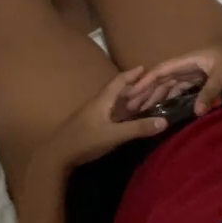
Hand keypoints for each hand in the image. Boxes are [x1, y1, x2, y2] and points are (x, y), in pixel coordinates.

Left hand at [31, 68, 169, 179]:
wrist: (57, 155)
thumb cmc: (85, 141)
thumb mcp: (114, 135)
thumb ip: (137, 128)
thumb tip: (164, 120)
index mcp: (102, 100)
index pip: (119, 81)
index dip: (131, 74)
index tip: (144, 68)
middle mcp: (98, 103)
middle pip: (117, 91)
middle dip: (132, 87)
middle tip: (150, 85)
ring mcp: (93, 115)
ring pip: (114, 102)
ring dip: (127, 99)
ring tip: (143, 99)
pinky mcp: (91, 125)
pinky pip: (110, 113)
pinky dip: (122, 111)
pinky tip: (128, 117)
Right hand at [123, 31, 221, 117]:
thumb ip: (209, 92)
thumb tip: (196, 112)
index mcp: (188, 60)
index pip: (162, 70)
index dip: (146, 80)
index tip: (132, 92)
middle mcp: (186, 65)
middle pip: (162, 78)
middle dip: (146, 91)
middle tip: (130, 107)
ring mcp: (192, 71)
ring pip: (169, 84)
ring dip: (156, 95)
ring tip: (141, 108)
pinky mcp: (199, 78)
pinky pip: (180, 87)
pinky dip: (170, 96)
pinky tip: (163, 106)